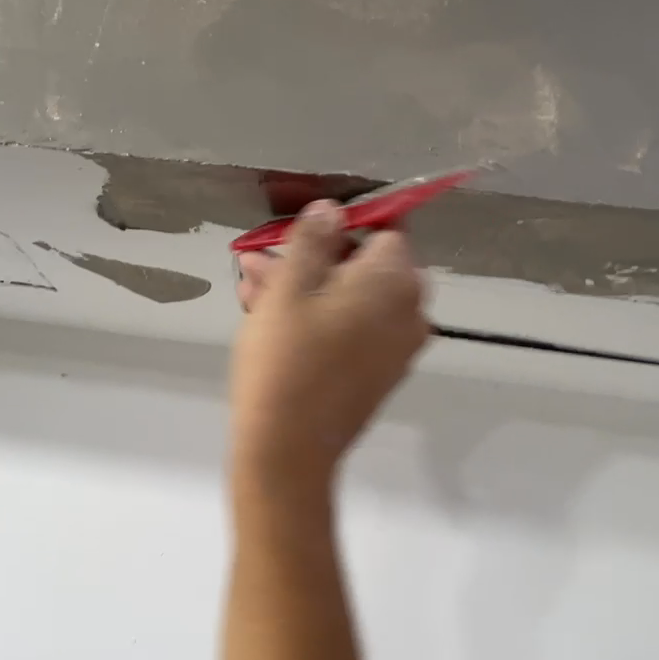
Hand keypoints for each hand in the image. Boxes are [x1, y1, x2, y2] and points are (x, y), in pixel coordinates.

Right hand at [228, 200, 429, 494]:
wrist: (288, 450)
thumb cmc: (286, 358)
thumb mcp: (288, 287)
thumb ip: (312, 239)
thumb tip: (332, 209)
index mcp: (396, 282)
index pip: (382, 230)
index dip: (337, 226)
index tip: (296, 235)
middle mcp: (409, 312)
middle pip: (361, 268)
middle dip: (308, 261)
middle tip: (256, 263)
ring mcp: (396, 348)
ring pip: (348, 301)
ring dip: (303, 290)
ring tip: (249, 291)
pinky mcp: (377, 375)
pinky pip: (350, 332)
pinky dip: (317, 321)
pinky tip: (268, 319)